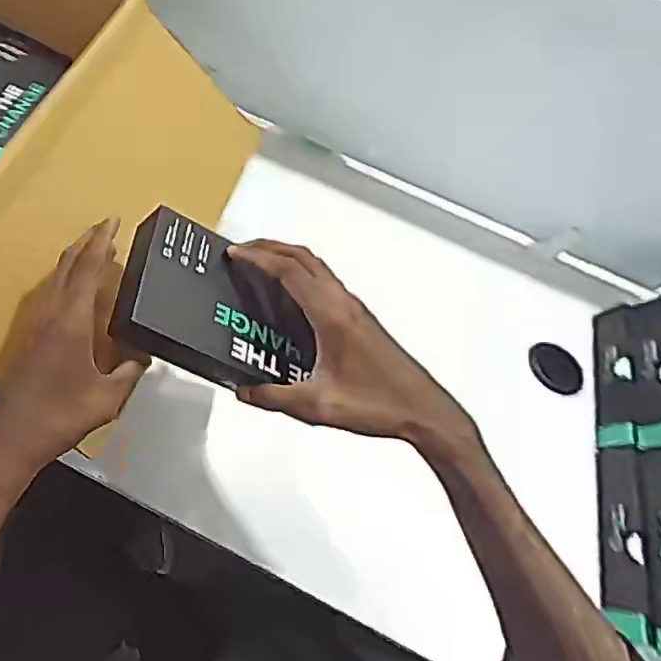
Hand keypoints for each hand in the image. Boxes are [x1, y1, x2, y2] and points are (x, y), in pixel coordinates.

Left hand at [0, 219, 149, 505]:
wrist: (11, 435)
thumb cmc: (58, 417)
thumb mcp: (107, 399)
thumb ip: (129, 373)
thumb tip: (140, 357)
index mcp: (71, 322)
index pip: (87, 269)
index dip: (101, 242)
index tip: (113, 221)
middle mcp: (50, 316)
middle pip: (66, 266)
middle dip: (87, 243)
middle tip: (107, 230)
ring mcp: (36, 326)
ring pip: (56, 280)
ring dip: (75, 262)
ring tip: (95, 255)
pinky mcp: (30, 340)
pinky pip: (51, 297)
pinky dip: (67, 283)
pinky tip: (76, 295)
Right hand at [228, 240, 480, 462]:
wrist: (425, 413)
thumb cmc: (382, 404)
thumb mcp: (316, 405)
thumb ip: (273, 397)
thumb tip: (245, 390)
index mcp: (332, 317)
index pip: (288, 272)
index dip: (258, 258)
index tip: (235, 254)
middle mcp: (344, 306)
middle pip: (303, 258)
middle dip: (269, 247)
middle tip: (242, 250)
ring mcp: (354, 310)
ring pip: (316, 266)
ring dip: (286, 257)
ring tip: (260, 263)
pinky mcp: (359, 319)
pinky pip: (324, 282)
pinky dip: (300, 273)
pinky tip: (289, 293)